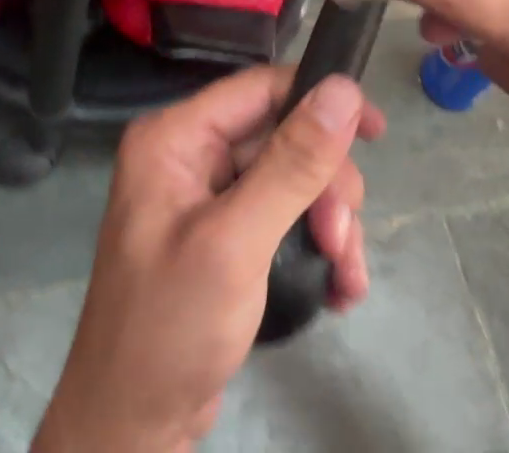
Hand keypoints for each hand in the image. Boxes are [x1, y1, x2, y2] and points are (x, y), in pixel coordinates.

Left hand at [35, 67, 384, 451]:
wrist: (133, 421)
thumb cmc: (171, 326)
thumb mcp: (237, 241)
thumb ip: (291, 164)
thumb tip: (341, 88)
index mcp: (175, 138)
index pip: (261, 88)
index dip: (321, 101)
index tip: (374, 132)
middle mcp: (188, 157)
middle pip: (284, 138)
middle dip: (325, 188)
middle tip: (340, 239)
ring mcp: (206, 198)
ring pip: (293, 180)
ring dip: (330, 225)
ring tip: (344, 274)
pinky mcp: (224, 236)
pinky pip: (284, 217)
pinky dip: (316, 247)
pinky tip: (338, 286)